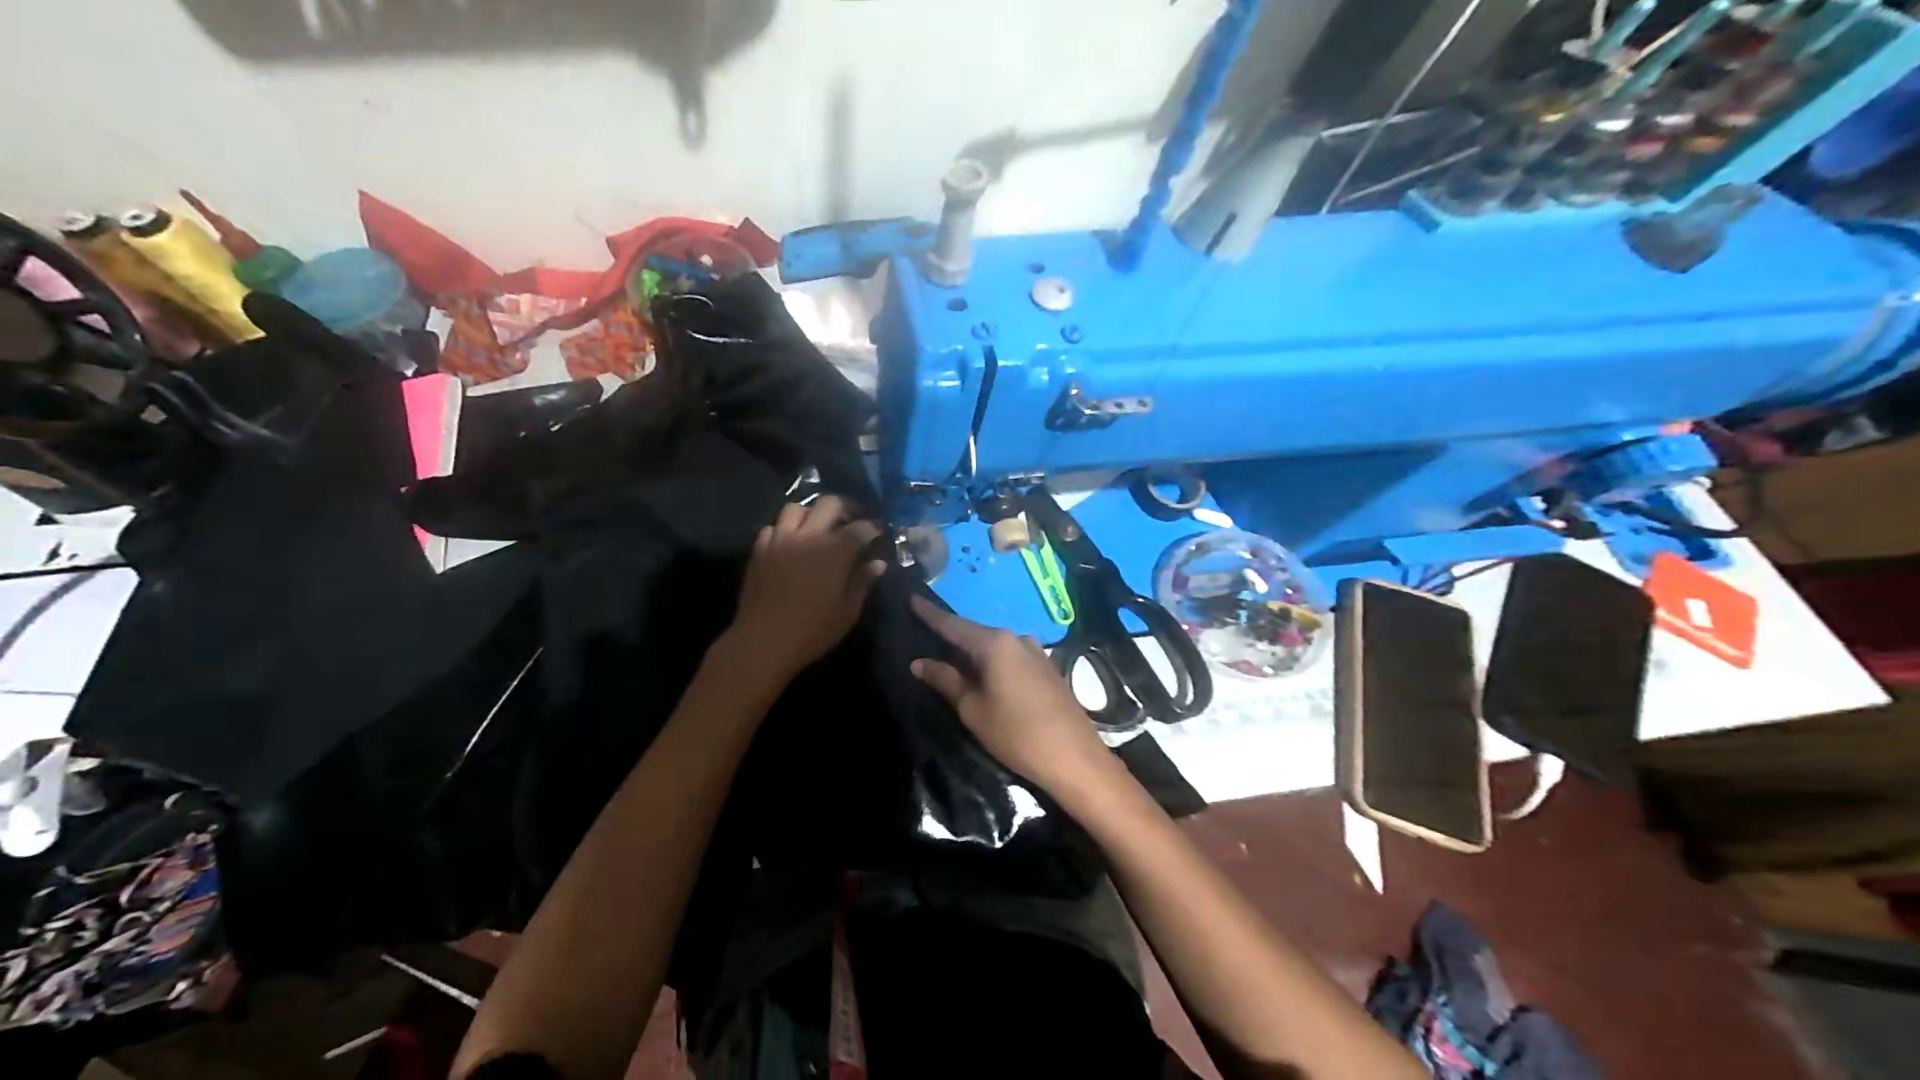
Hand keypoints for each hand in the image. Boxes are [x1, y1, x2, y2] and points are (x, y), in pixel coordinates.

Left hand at [727, 495, 886, 681]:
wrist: (764, 642)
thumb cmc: (813, 631)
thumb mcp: (848, 611)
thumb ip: (863, 582)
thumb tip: (877, 563)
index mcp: (835, 550)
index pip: (861, 527)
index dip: (873, 528)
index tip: (878, 533)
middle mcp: (808, 536)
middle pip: (829, 504)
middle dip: (846, 508)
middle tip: (852, 521)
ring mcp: (780, 540)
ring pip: (796, 508)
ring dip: (811, 514)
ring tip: (818, 528)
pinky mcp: (759, 551)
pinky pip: (772, 528)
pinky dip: (784, 530)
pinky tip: (790, 543)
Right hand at [909, 595, 1113, 794]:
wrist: (1074, 757)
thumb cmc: (1016, 733)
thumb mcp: (973, 709)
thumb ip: (946, 680)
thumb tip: (919, 662)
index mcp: (995, 642)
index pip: (953, 624)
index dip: (930, 614)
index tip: (912, 598)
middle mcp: (1016, 638)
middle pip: (974, 633)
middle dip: (950, 635)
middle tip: (924, 634)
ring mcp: (1035, 651)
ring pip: (993, 646)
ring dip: (972, 651)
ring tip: (948, 657)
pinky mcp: (1046, 668)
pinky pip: (1009, 657)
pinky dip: (991, 661)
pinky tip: (980, 672)